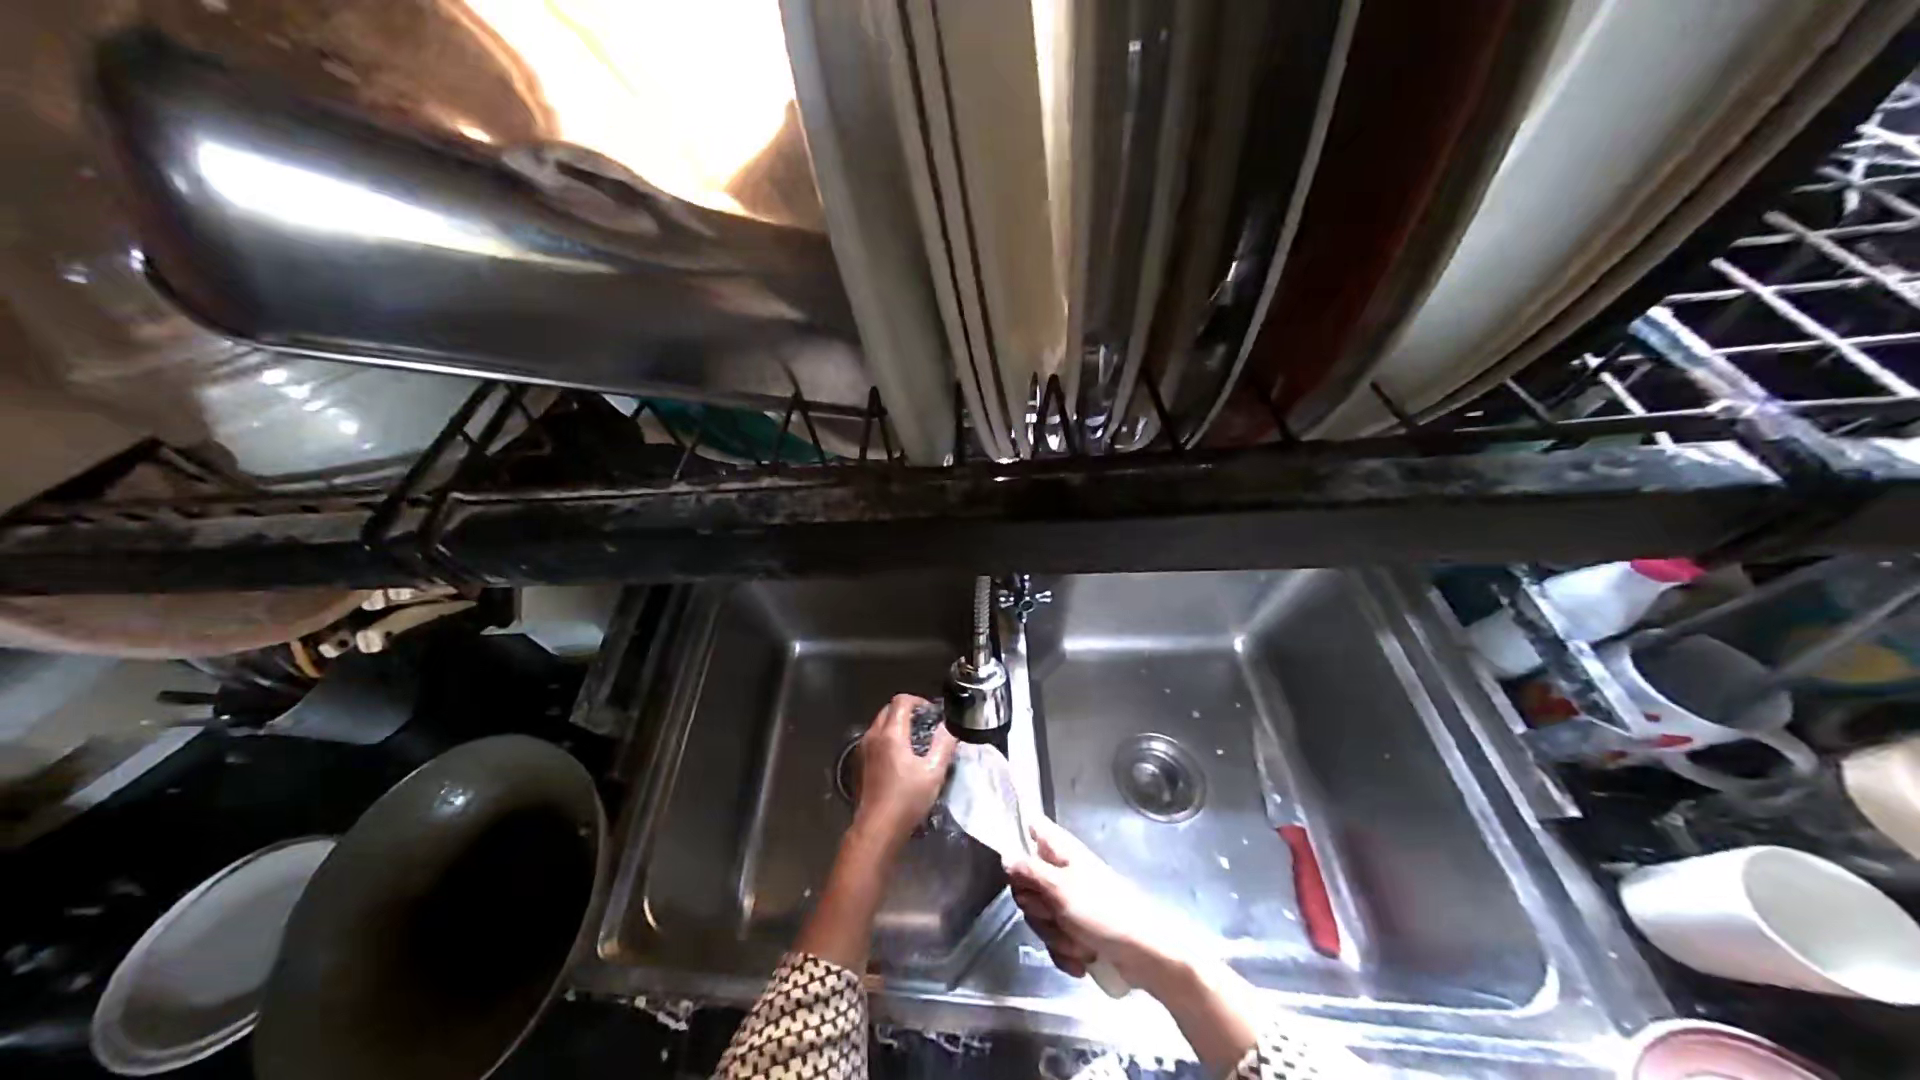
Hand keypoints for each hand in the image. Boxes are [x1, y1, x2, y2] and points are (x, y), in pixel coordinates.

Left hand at [850, 694, 956, 850]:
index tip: (931, 714)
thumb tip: (949, 728)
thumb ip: (943, 745)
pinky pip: (873, 739)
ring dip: (896, 724)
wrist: (877, 829)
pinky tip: (899, 758)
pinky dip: (886, 738)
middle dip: (907, 711)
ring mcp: (862, 750)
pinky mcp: (859, 763)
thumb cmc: (907, 800)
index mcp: (891, 734)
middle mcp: (873, 736)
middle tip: (925, 725)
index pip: (901, 701)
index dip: (918, 701)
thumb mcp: (933, 773)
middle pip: (888, 709)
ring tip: (914, 741)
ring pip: (879, 724)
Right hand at [1005, 816, 1201, 992]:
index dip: (1018, 844)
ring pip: (1040, 916)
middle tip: (1054, 913)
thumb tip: (1005, 857)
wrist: (1144, 956)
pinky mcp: (1077, 930)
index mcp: (1063, 851)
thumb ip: (1029, 871)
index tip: (1020, 872)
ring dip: (1056, 935)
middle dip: (1037, 908)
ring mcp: (1071, 902)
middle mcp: (1064, 872)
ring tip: (1078, 941)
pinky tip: (1083, 959)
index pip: (1032, 829)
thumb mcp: (1060, 889)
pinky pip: (1055, 939)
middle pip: (1027, 883)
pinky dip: (1067, 953)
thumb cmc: (1104, 912)